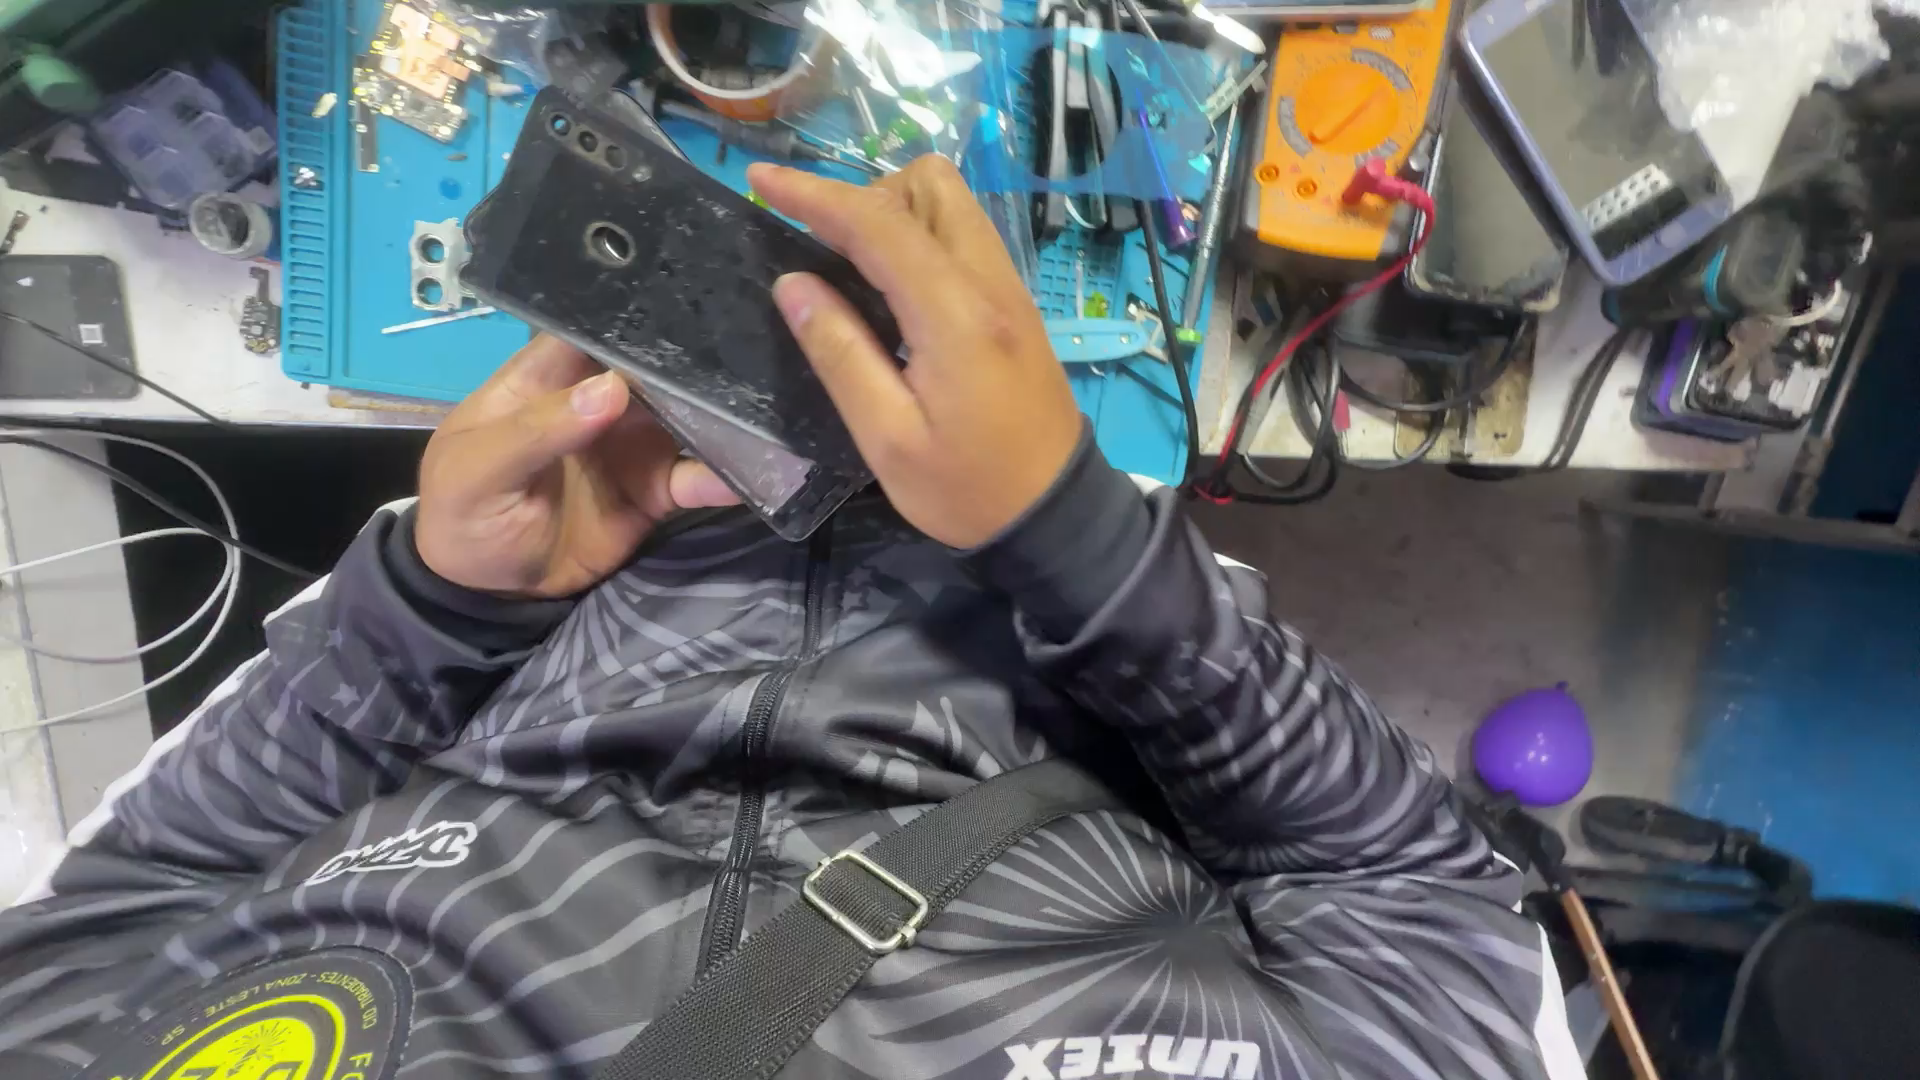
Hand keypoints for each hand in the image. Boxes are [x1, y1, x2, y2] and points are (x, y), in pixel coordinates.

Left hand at [416, 335, 739, 596]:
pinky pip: (695, 479)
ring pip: (683, 420)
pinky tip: (751, 472)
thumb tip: (612, 388)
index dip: (626, 318)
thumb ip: (537, 430)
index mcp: (542, 383)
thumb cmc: (463, 517)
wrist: (491, 596)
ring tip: (759, 409)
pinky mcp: (656, 489)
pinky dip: (722, 477)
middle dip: (688, 364)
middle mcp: (596, 406)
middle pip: (649, 372)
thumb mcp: (476, 472)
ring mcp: (631, 447)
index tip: (679, 304)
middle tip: (742, 351)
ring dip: (716, 416)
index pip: (586, 335)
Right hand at [750, 157, 1082, 548]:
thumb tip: (794, 284)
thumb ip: (841, 355)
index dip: (814, 194)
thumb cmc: (966, 490)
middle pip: (932, 187)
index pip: (878, 224)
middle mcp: (990, 284)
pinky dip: (925, 240)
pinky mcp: (1017, 310)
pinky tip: (897, 290)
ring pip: (954, 208)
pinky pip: (967, 242)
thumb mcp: (888, 439)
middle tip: (826, 245)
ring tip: (855, 266)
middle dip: (867, 195)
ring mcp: (1011, 293)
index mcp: (954, 315)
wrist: (1052, 512)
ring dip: (899, 214)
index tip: (761, 179)